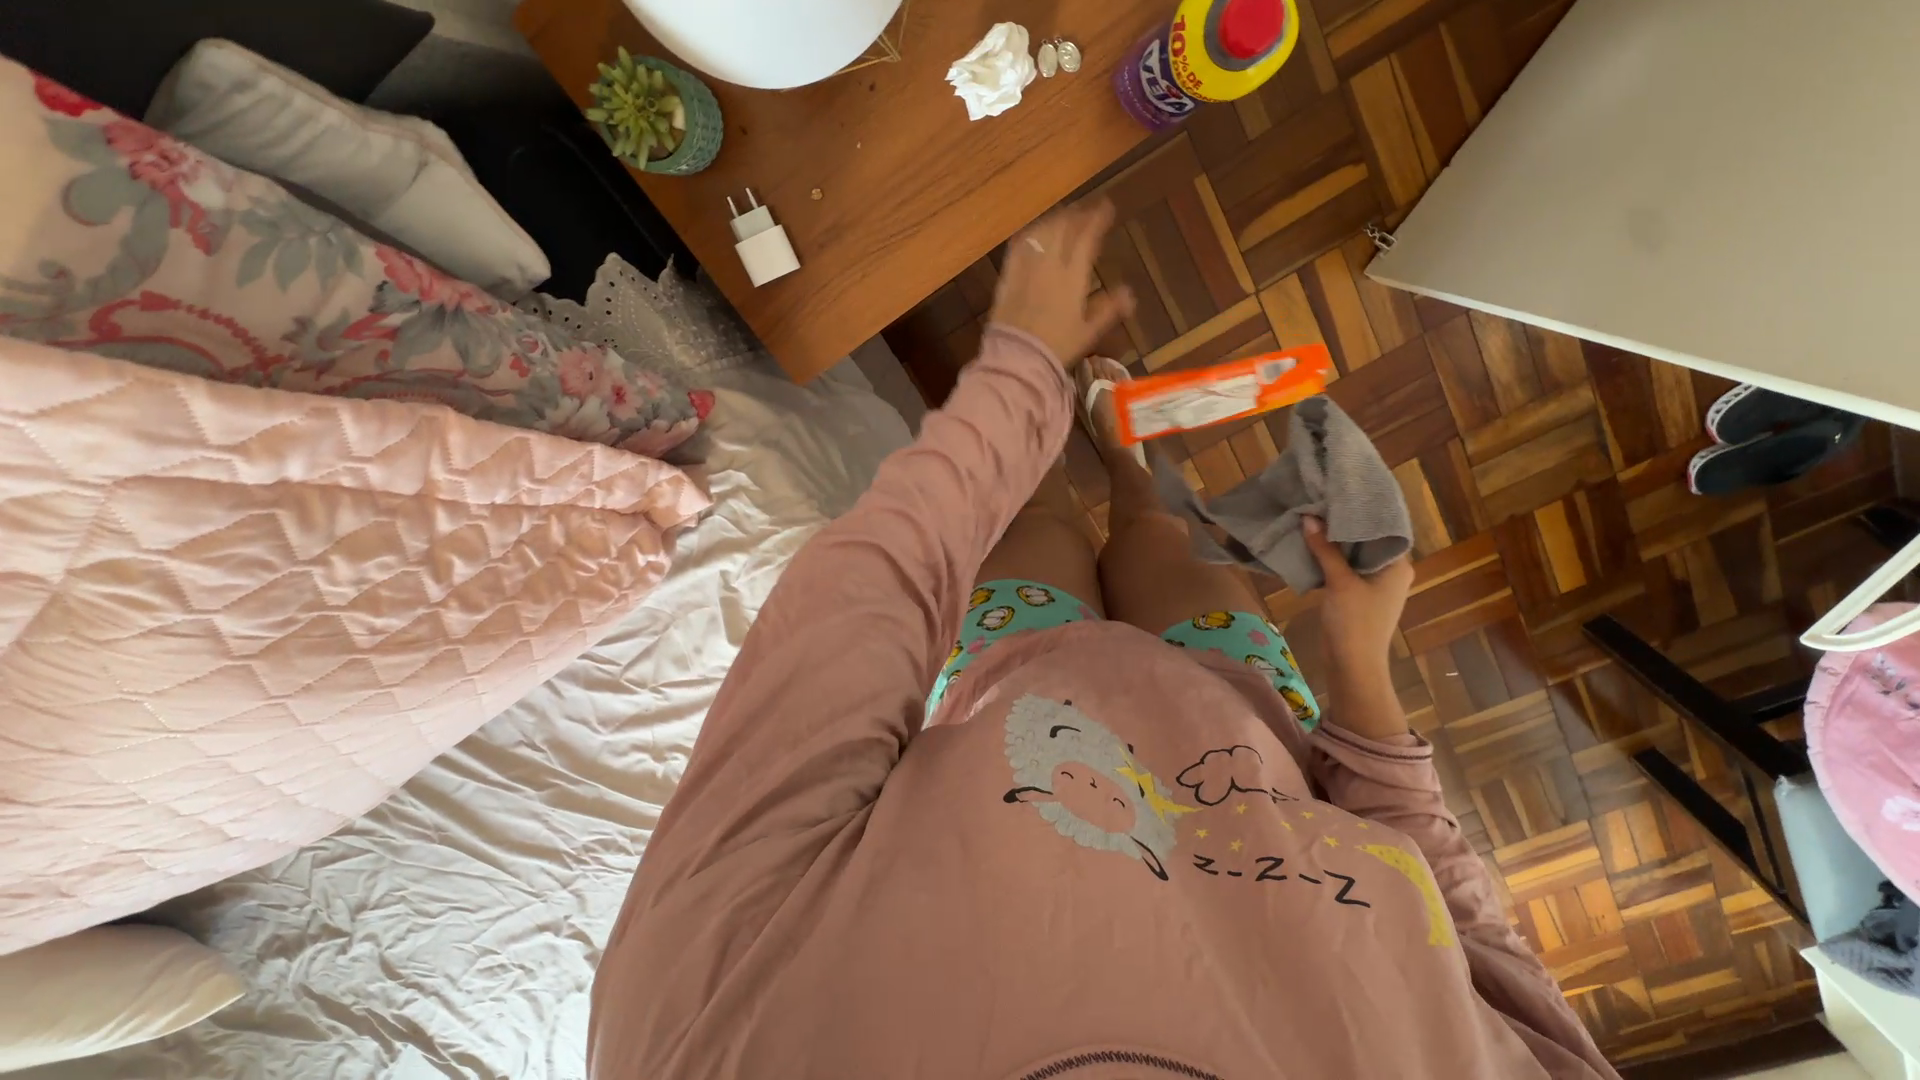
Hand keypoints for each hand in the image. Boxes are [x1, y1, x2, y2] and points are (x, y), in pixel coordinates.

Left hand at [988, 200, 1135, 368]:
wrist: (1017, 357)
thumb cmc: (1057, 347)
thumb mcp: (1088, 333)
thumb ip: (1108, 310)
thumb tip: (1130, 294)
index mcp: (1072, 277)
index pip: (1086, 237)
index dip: (1097, 219)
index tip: (1106, 207)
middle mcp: (1049, 265)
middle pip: (1063, 228)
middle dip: (1076, 215)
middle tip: (1085, 210)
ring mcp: (1026, 268)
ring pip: (1041, 232)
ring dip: (1054, 220)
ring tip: (1063, 217)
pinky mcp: (1008, 276)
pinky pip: (1019, 246)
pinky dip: (1030, 234)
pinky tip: (1035, 233)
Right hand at [1303, 515, 1412, 678]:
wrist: (1353, 665)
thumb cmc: (1355, 622)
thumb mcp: (1339, 582)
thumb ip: (1325, 549)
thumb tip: (1309, 517)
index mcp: (1398, 565)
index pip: (1384, 527)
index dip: (1363, 510)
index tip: (1341, 491)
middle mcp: (1392, 571)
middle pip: (1368, 539)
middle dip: (1344, 524)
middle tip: (1322, 500)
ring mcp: (1376, 584)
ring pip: (1356, 554)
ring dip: (1336, 541)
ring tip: (1313, 517)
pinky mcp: (1360, 594)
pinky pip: (1347, 568)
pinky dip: (1332, 557)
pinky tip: (1313, 545)